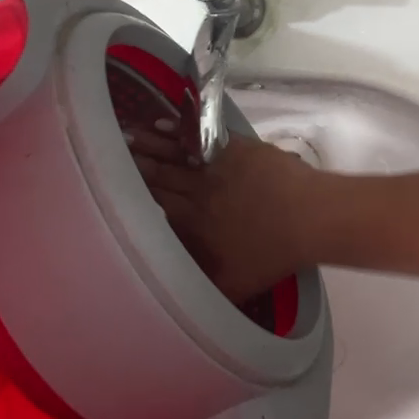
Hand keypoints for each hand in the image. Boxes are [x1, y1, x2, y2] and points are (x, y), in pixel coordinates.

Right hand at [123, 122, 328, 302]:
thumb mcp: (235, 286)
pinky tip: (165, 123)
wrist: (308, 217)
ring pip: (174, 154)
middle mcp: (196, 193)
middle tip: (110, 151)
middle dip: (136, 164)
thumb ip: (204, 289)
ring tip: (128, 134)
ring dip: (151, 144)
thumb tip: (178, 295)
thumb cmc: (274, 254)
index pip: (156, 206)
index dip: (134, 194)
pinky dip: (180, 130)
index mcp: (192, 225)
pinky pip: (198, 138)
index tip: (112, 184)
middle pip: (160, 176)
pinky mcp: (233, 148)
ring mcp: (215, 167)